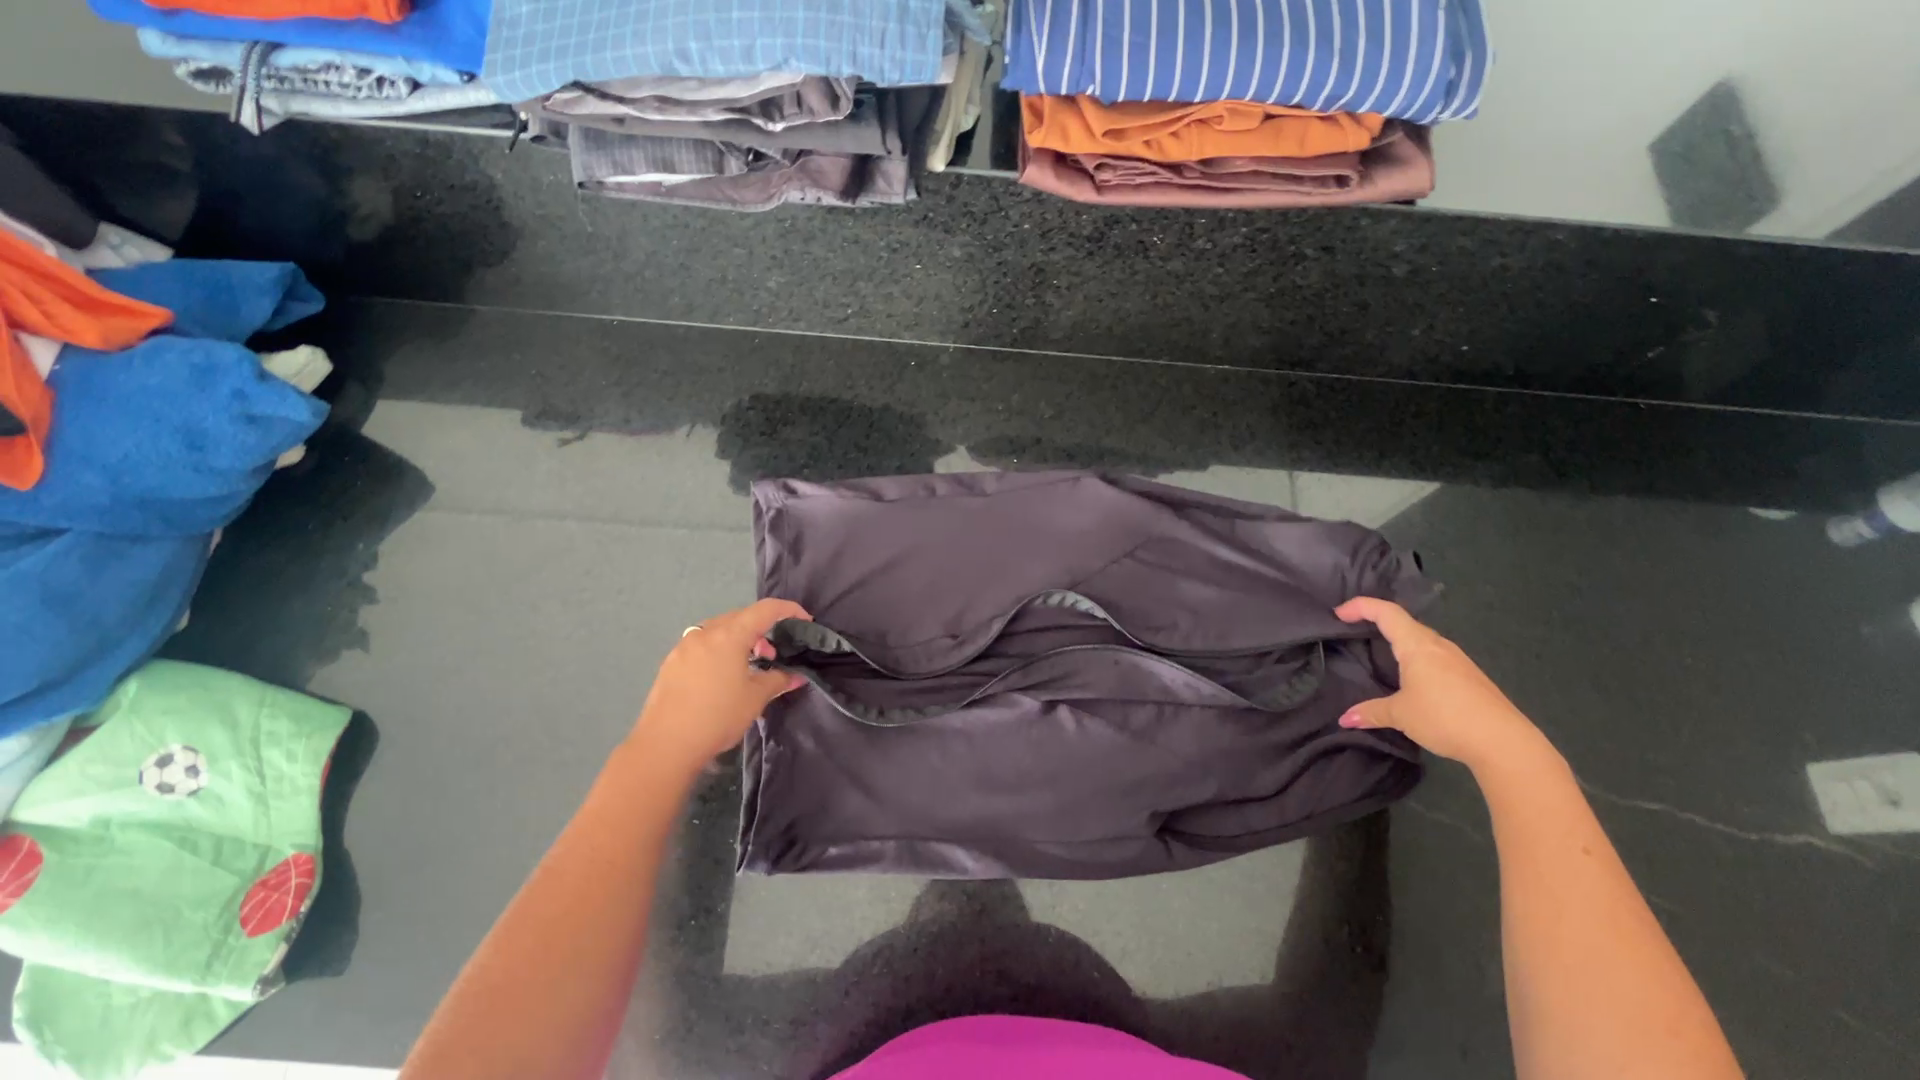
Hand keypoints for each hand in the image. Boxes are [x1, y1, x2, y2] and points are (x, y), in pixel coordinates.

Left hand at [631, 598, 810, 774]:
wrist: (666, 744)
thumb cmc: (718, 716)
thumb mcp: (755, 698)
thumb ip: (778, 680)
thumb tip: (796, 675)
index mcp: (729, 635)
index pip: (765, 610)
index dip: (788, 610)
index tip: (804, 621)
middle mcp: (705, 633)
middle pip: (740, 617)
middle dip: (762, 628)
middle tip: (774, 654)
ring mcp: (684, 647)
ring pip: (718, 631)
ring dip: (739, 640)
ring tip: (749, 665)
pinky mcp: (671, 663)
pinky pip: (702, 645)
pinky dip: (719, 651)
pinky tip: (722, 676)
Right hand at [1333, 597, 1549, 773]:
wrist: (1502, 740)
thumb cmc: (1445, 717)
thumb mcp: (1400, 715)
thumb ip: (1371, 712)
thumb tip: (1345, 719)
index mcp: (1417, 645)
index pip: (1386, 612)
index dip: (1361, 606)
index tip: (1339, 613)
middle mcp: (1438, 645)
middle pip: (1404, 623)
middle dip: (1378, 622)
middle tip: (1354, 632)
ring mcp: (1457, 660)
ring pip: (1422, 640)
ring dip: (1398, 641)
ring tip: (1379, 655)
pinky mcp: (1469, 676)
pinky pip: (1434, 657)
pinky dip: (1415, 658)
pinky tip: (1411, 679)